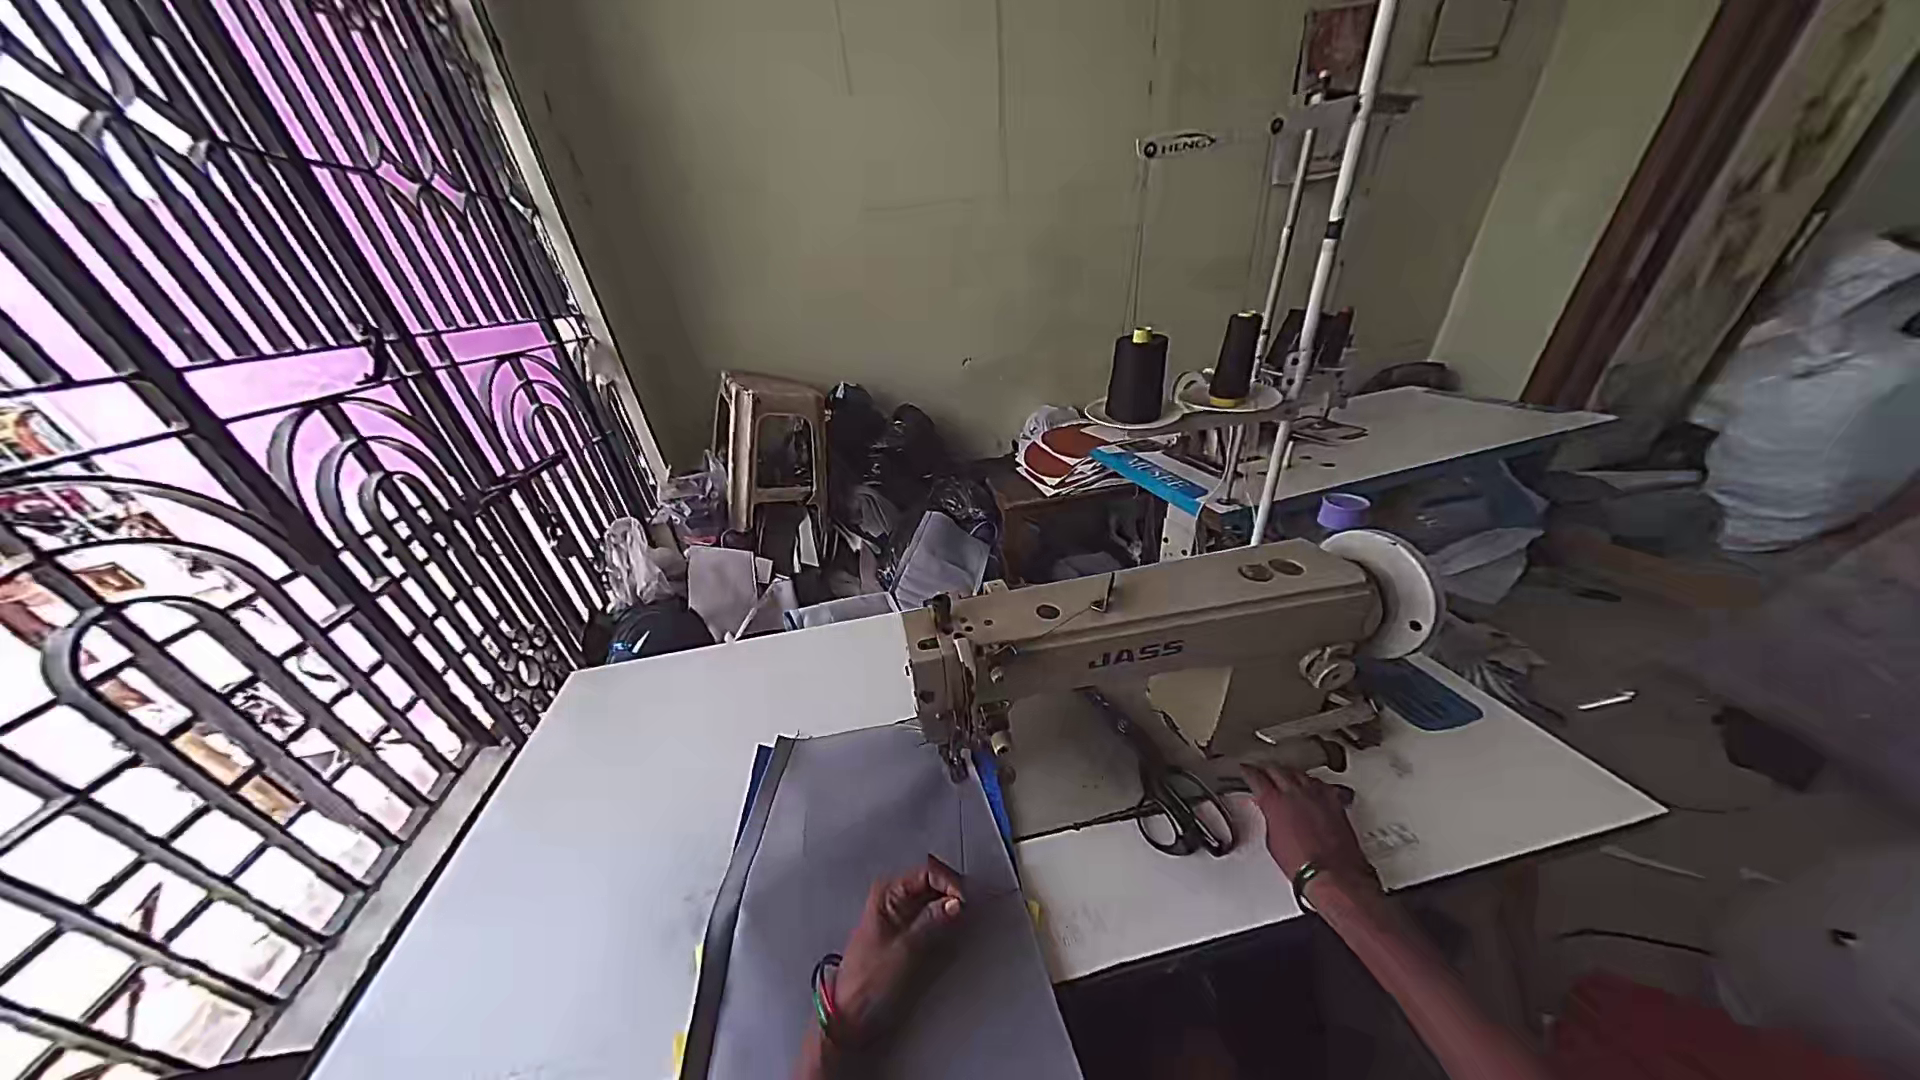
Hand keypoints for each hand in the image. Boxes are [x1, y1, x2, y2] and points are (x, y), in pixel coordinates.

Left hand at [831, 855, 965, 1045]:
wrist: (852, 1015)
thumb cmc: (868, 981)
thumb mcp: (904, 949)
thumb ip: (932, 921)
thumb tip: (957, 902)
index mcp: (888, 892)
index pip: (927, 872)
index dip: (949, 882)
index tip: (965, 899)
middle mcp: (895, 897)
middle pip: (934, 883)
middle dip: (954, 893)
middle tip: (971, 907)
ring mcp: (903, 915)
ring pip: (936, 899)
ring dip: (952, 906)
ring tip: (968, 918)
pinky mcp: (909, 932)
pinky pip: (934, 917)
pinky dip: (948, 920)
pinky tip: (956, 929)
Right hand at [1240, 761, 1377, 897]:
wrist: (1333, 875)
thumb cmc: (1303, 864)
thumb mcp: (1272, 840)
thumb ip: (1270, 818)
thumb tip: (1272, 815)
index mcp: (1274, 800)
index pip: (1255, 776)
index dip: (1248, 771)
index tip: (1246, 770)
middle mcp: (1294, 793)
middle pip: (1276, 769)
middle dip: (1266, 769)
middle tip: (1262, 770)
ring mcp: (1316, 795)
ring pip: (1298, 773)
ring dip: (1288, 773)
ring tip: (1285, 776)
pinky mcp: (1334, 802)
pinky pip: (1320, 784)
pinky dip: (1311, 783)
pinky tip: (1310, 786)